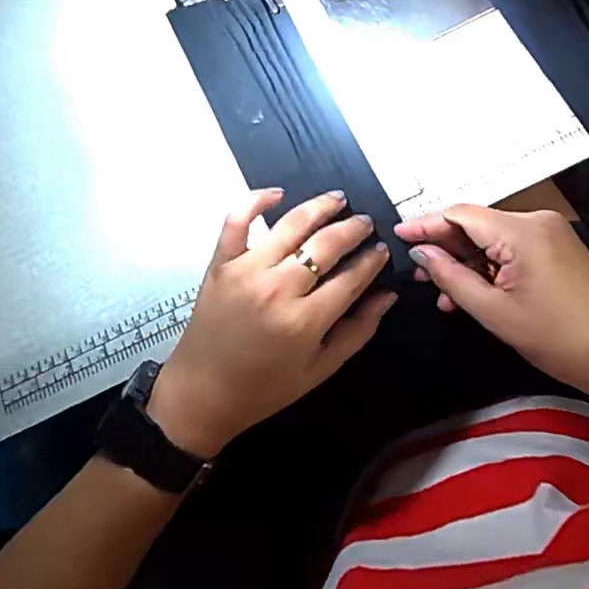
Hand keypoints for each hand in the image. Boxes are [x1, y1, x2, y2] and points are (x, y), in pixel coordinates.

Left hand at [146, 189, 395, 456]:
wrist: (201, 394)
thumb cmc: (264, 387)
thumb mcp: (320, 369)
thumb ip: (358, 330)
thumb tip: (387, 295)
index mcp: (304, 321)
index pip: (351, 277)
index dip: (373, 259)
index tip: (382, 249)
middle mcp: (277, 290)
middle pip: (326, 244)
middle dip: (354, 229)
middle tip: (366, 222)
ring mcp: (246, 271)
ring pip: (291, 225)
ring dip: (320, 207)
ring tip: (338, 199)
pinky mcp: (221, 264)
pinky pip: (237, 221)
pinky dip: (256, 200)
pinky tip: (277, 194)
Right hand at [394, 205, 588, 432]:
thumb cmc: (556, 337)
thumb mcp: (494, 312)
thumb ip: (452, 278)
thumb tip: (421, 253)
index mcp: (520, 231)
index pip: (460, 214)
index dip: (426, 224)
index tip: (398, 234)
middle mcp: (535, 221)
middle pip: (476, 225)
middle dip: (446, 248)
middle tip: (418, 275)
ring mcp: (548, 233)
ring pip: (492, 239)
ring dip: (466, 263)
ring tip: (440, 293)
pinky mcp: (556, 247)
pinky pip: (511, 250)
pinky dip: (490, 268)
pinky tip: (471, 294)